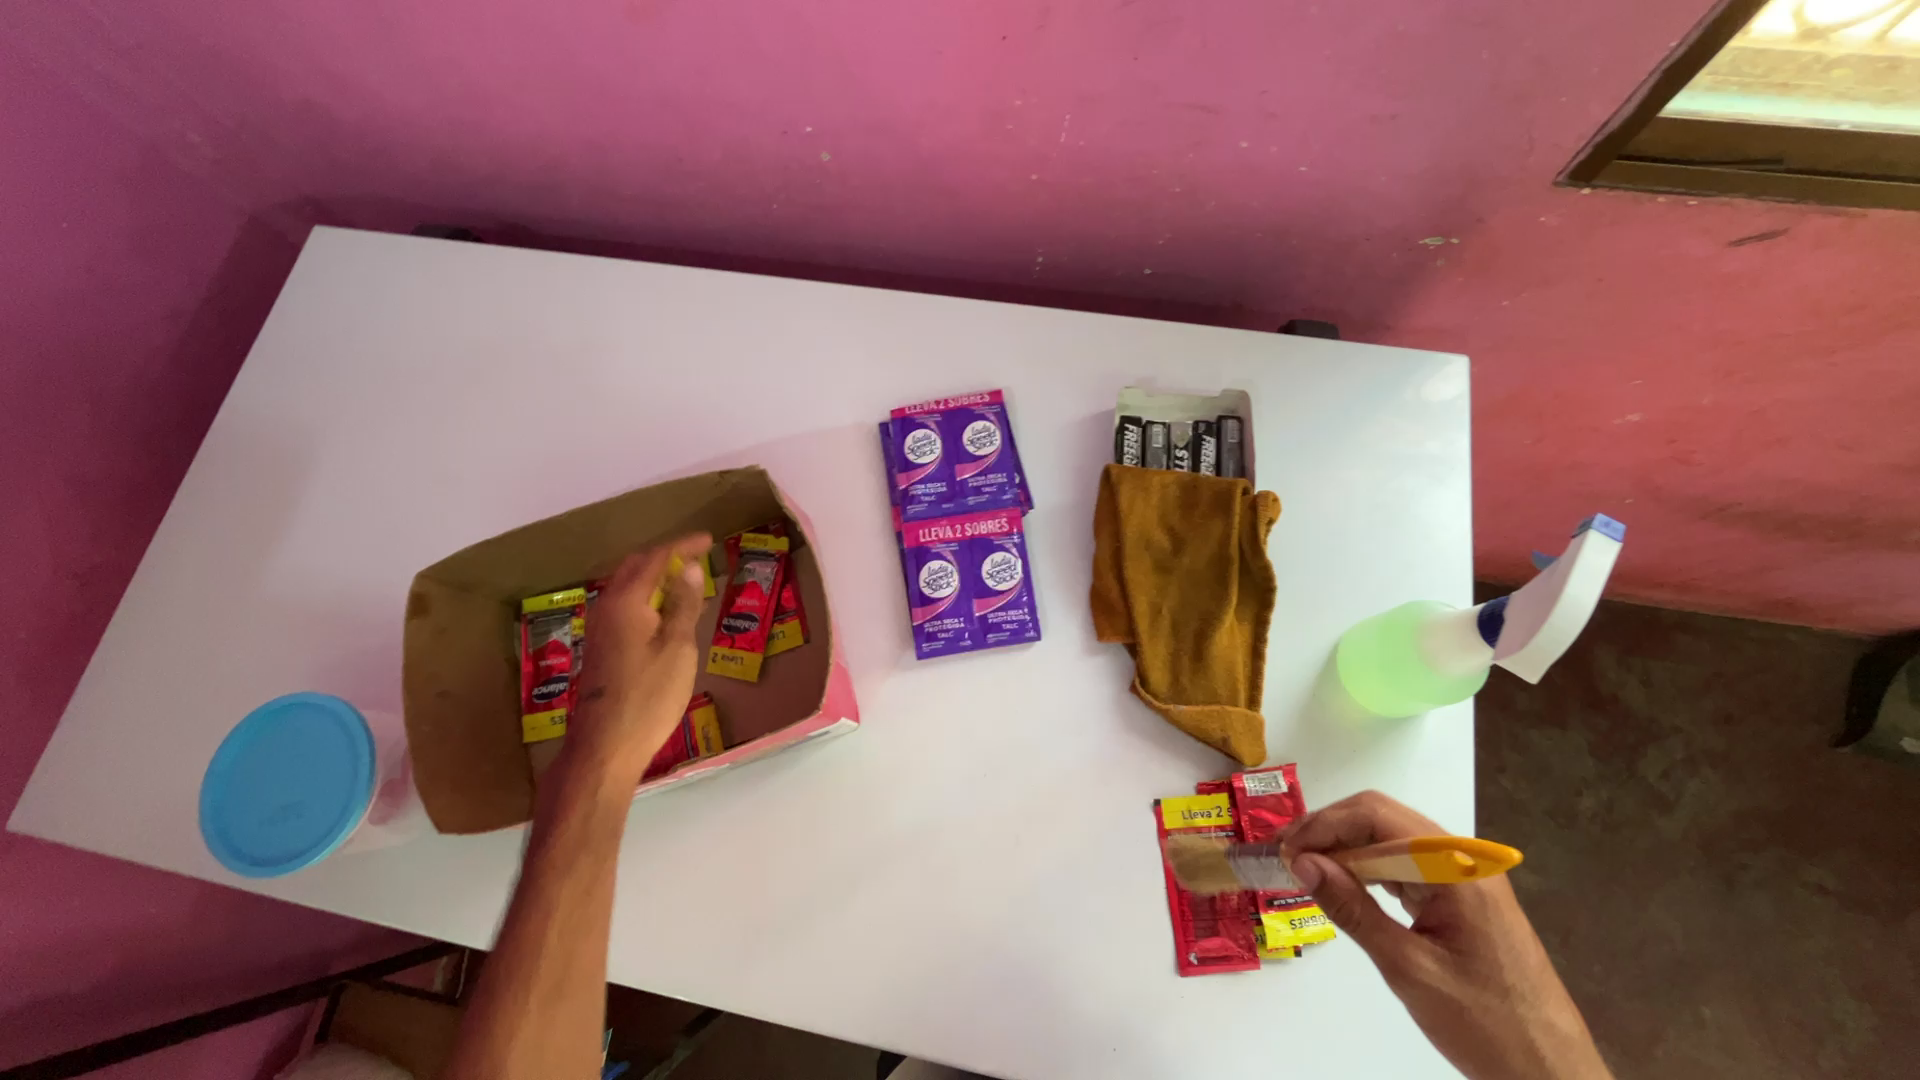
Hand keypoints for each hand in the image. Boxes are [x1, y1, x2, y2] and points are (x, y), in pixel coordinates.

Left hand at [561, 534, 712, 787]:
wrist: (606, 746)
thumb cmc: (649, 696)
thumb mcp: (678, 648)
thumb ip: (684, 604)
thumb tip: (690, 567)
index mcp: (625, 602)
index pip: (655, 559)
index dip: (683, 546)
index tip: (709, 540)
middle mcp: (607, 608)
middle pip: (635, 568)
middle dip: (666, 556)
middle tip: (697, 554)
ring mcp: (601, 629)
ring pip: (627, 587)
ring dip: (655, 576)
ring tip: (685, 578)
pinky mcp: (602, 648)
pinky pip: (625, 606)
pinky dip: (648, 597)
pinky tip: (666, 612)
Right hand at [1280, 791, 1611, 1079]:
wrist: (1552, 1075)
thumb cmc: (1483, 1024)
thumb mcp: (1407, 967)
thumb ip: (1352, 908)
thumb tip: (1301, 862)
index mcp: (1457, 867)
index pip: (1376, 816)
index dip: (1323, 824)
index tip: (1285, 850)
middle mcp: (1463, 859)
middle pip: (1382, 818)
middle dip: (1329, 830)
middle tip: (1287, 857)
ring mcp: (1465, 876)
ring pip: (1391, 837)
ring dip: (1345, 848)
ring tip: (1304, 869)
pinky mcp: (1463, 897)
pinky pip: (1406, 864)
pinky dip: (1368, 868)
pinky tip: (1342, 885)